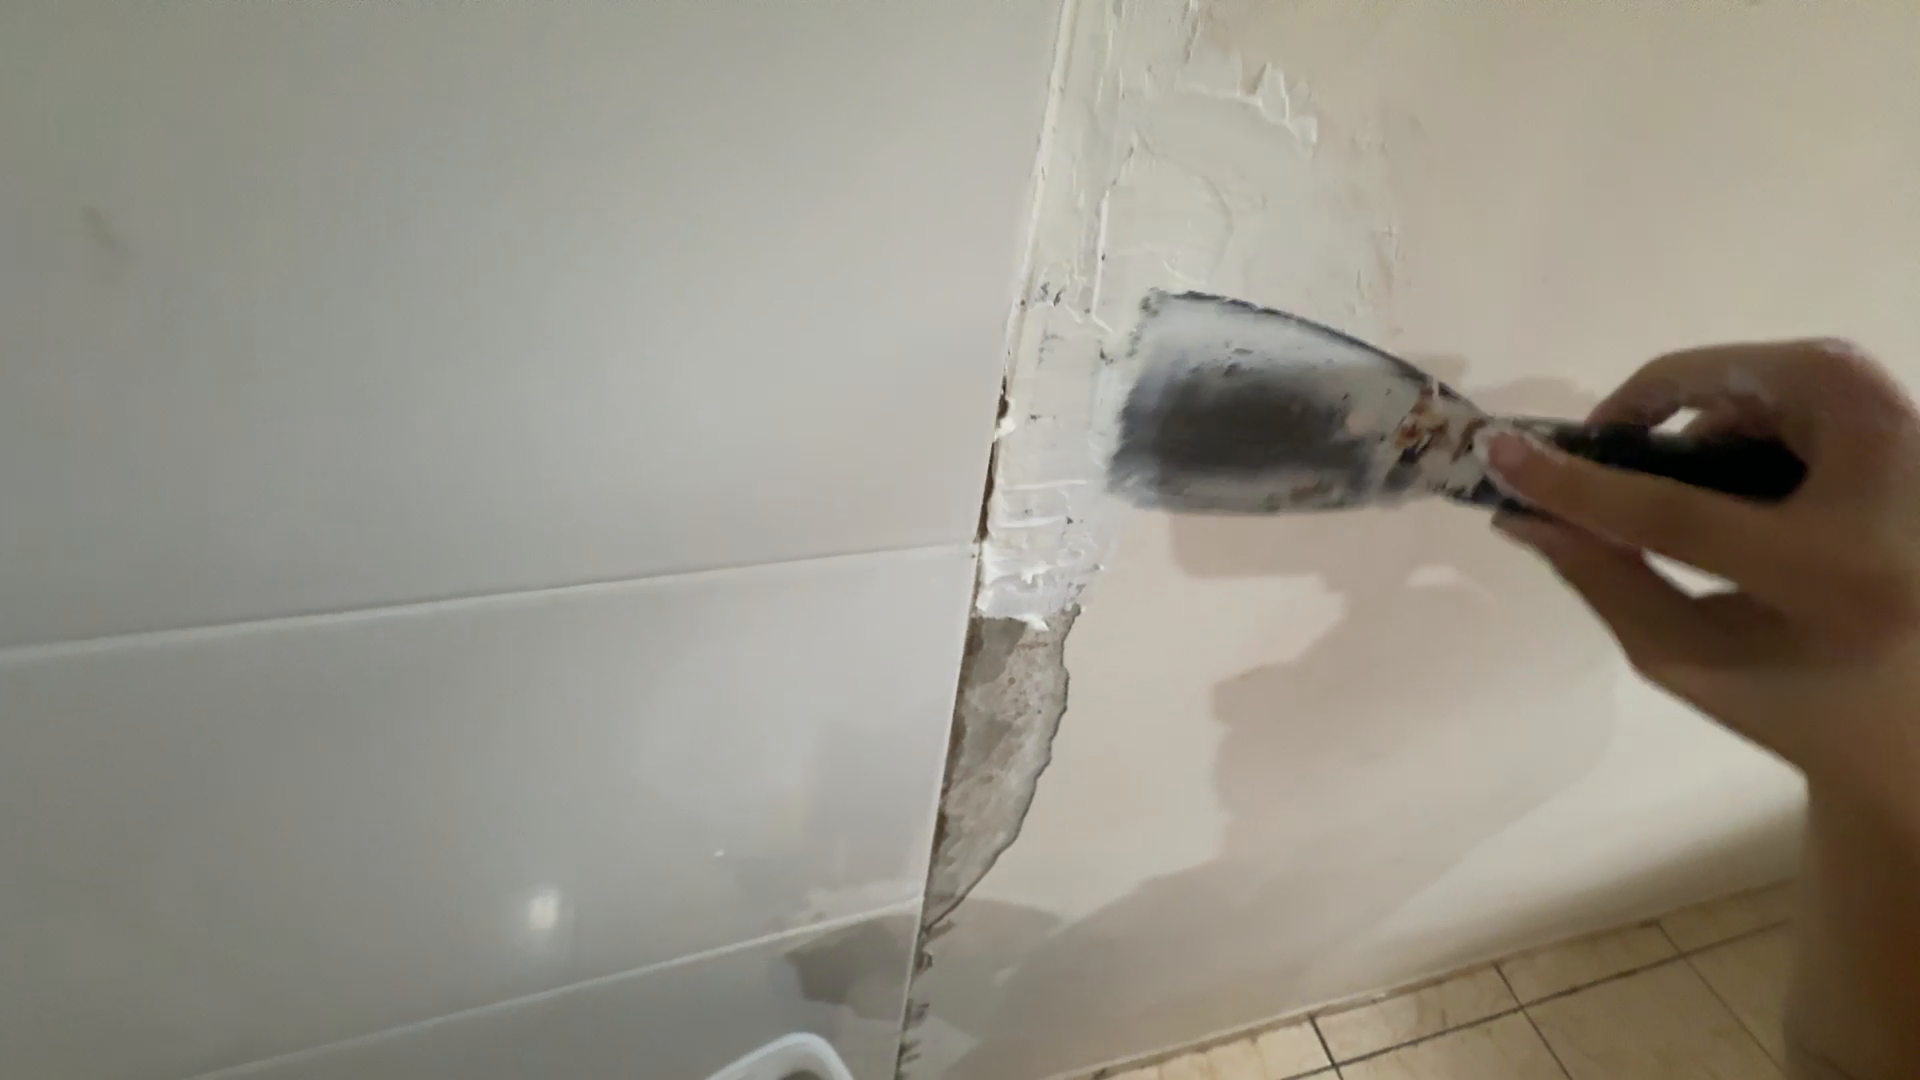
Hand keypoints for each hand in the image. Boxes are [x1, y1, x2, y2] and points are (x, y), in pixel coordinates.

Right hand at [1485, 339, 1919, 827]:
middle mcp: (1912, 511)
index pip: (1675, 513)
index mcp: (1834, 584)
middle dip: (1688, 379)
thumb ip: (1598, 577)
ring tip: (1675, 464)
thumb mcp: (1679, 655)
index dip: (1574, 480)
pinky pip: (1843, 404)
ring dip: (1724, 401)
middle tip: (1616, 425)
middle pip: (1808, 379)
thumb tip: (1520, 515)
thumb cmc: (1795, 705)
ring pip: (1826, 378)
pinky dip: (1766, 417)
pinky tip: (1736, 476)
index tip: (1497, 451)